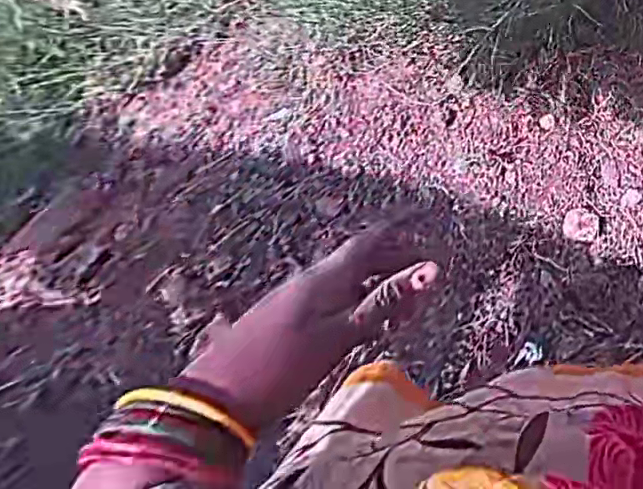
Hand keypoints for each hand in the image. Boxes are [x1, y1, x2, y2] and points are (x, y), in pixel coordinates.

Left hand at [175, 224, 440, 430]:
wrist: (210, 403)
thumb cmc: (283, 365)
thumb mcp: (343, 333)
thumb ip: (387, 300)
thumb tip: (432, 270)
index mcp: (330, 273)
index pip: (374, 240)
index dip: (403, 239)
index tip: (428, 250)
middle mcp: (313, 277)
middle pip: (363, 258)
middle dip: (395, 265)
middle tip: (420, 287)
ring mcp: (296, 297)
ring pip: (348, 279)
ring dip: (377, 287)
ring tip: (398, 310)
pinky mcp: (284, 318)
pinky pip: (332, 297)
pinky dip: (356, 302)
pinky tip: (361, 325)